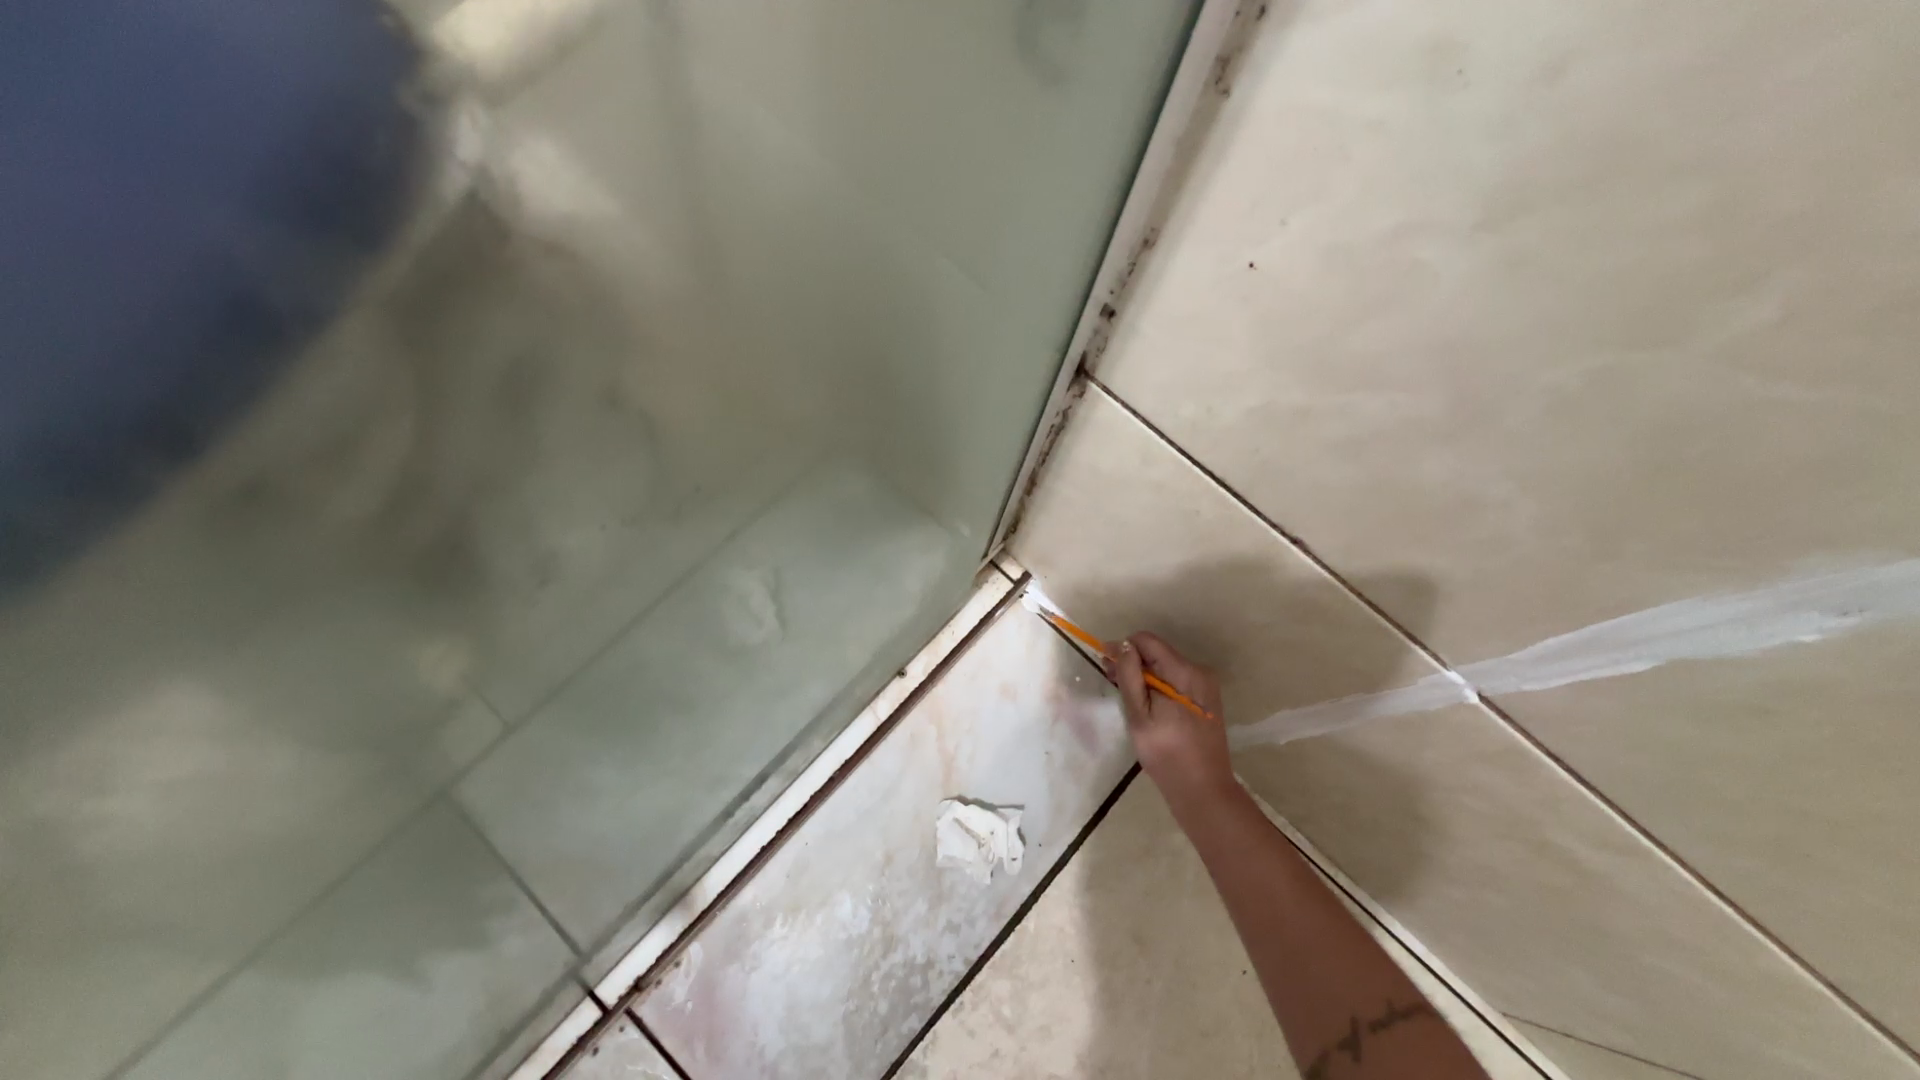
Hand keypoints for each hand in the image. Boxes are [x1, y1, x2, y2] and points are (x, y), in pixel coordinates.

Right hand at [1106, 632, 1232, 807]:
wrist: (1203, 789)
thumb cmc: (1166, 754)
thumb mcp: (1140, 715)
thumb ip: (1130, 677)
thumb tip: (1121, 645)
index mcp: (1185, 672)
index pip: (1147, 641)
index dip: (1123, 649)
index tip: (1106, 668)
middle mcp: (1199, 672)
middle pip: (1157, 653)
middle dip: (1132, 663)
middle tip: (1112, 685)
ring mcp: (1205, 686)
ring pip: (1165, 667)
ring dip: (1144, 677)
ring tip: (1129, 701)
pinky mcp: (1205, 699)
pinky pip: (1175, 681)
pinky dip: (1158, 687)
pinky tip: (1150, 709)